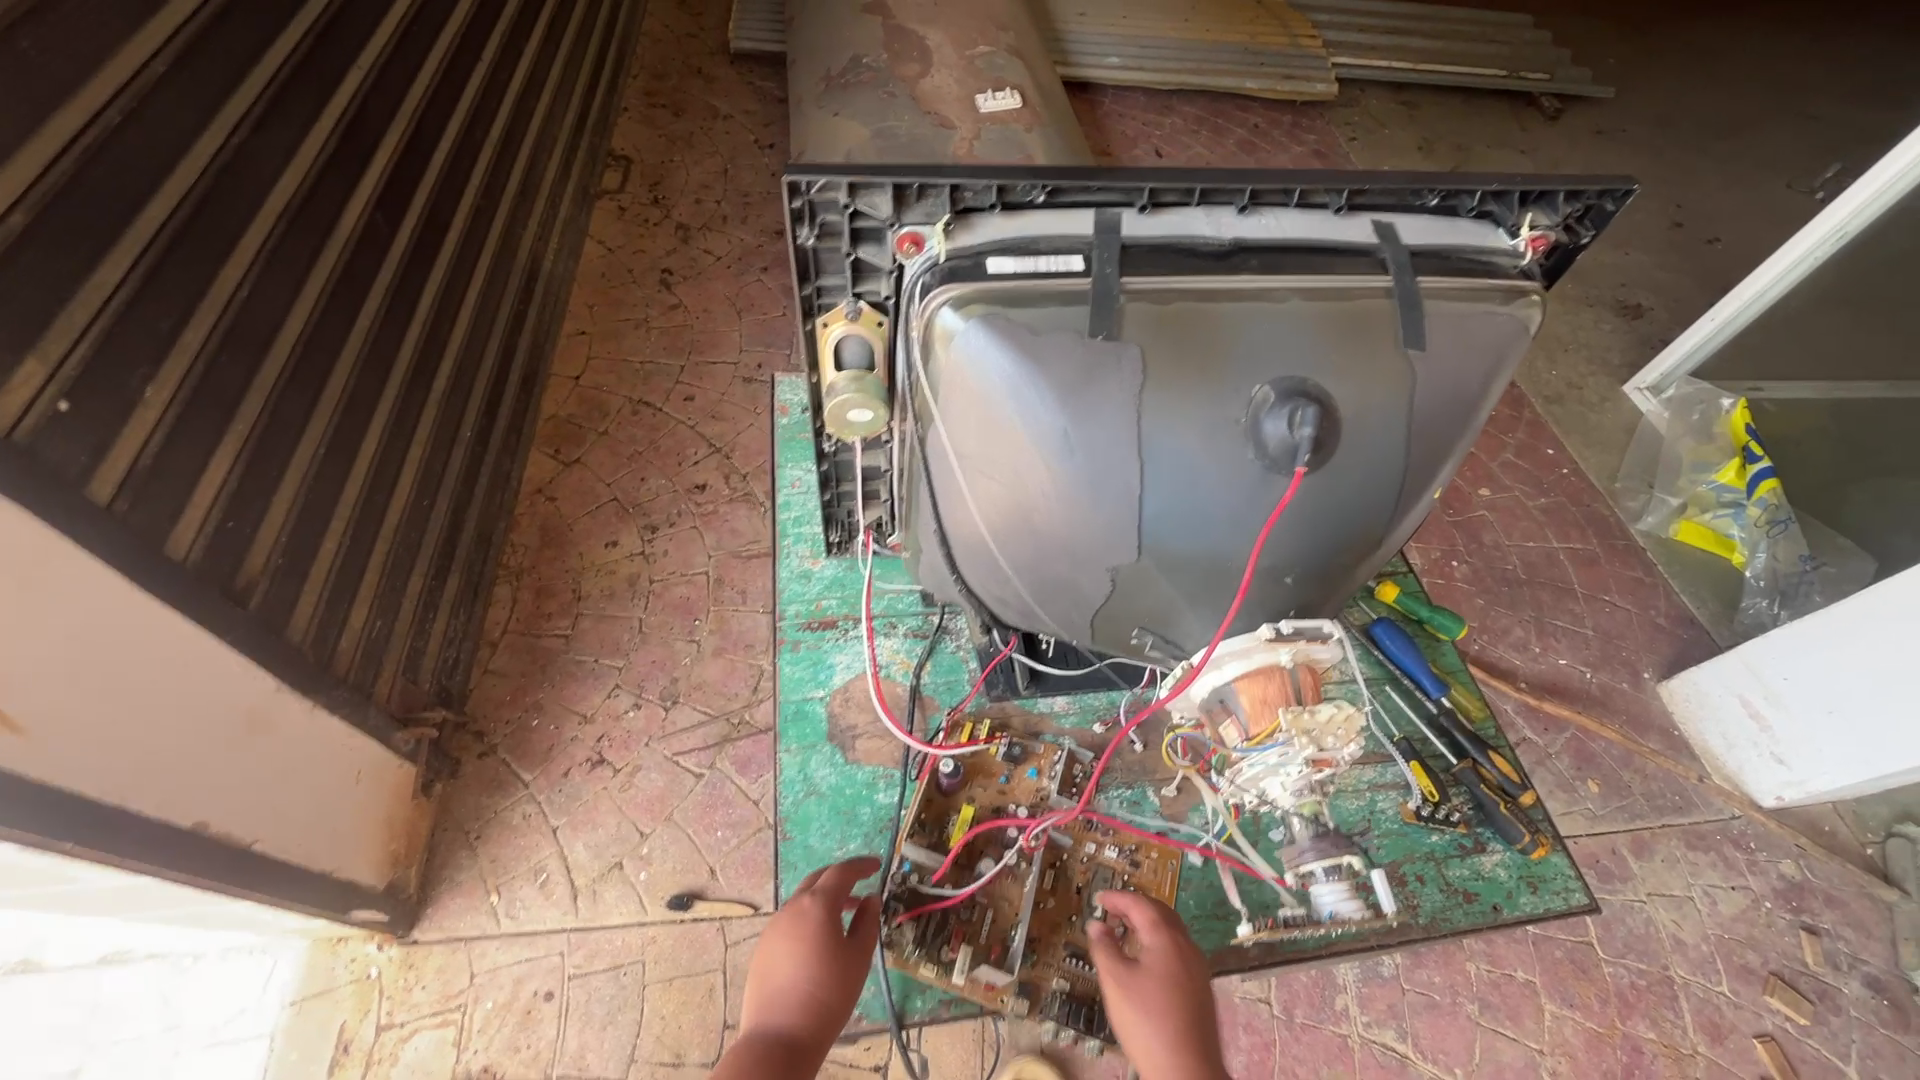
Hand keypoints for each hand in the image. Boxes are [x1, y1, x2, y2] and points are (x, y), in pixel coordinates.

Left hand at [735, 856, 881, 1064]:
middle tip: (860, 884)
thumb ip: (867, 922)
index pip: (841, 872)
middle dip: (840, 877)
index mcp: (817, 904)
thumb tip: (870, 899)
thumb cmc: (828, 995)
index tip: (877, 865)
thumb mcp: (858, 958)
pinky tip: (819, 943)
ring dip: (823, 900)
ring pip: (801, 901)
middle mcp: (791, 908)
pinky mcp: (763, 948)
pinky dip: (808, 919)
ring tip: (844, 916)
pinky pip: (790, 922)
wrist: (780, 1037)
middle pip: (817, 880)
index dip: (861, 865)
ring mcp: (773, 928)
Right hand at [1087, 891, 1227, 1079]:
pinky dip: (1158, 944)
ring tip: (1125, 933)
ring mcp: (1198, 968)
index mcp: (1167, 938)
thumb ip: (1104, 948)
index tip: (1098, 899)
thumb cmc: (1147, 1022)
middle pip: (1160, 914)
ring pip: (1171, 933)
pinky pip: (1177, 951)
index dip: (1118, 898)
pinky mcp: (1201, 988)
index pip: (1141, 904)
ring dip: (1148, 925)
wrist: (1188, 1071)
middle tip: (1112, 911)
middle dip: (1135, 907)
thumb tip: (1097, 925)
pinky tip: (1146, 962)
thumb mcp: (1116, 981)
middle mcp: (1187, 946)